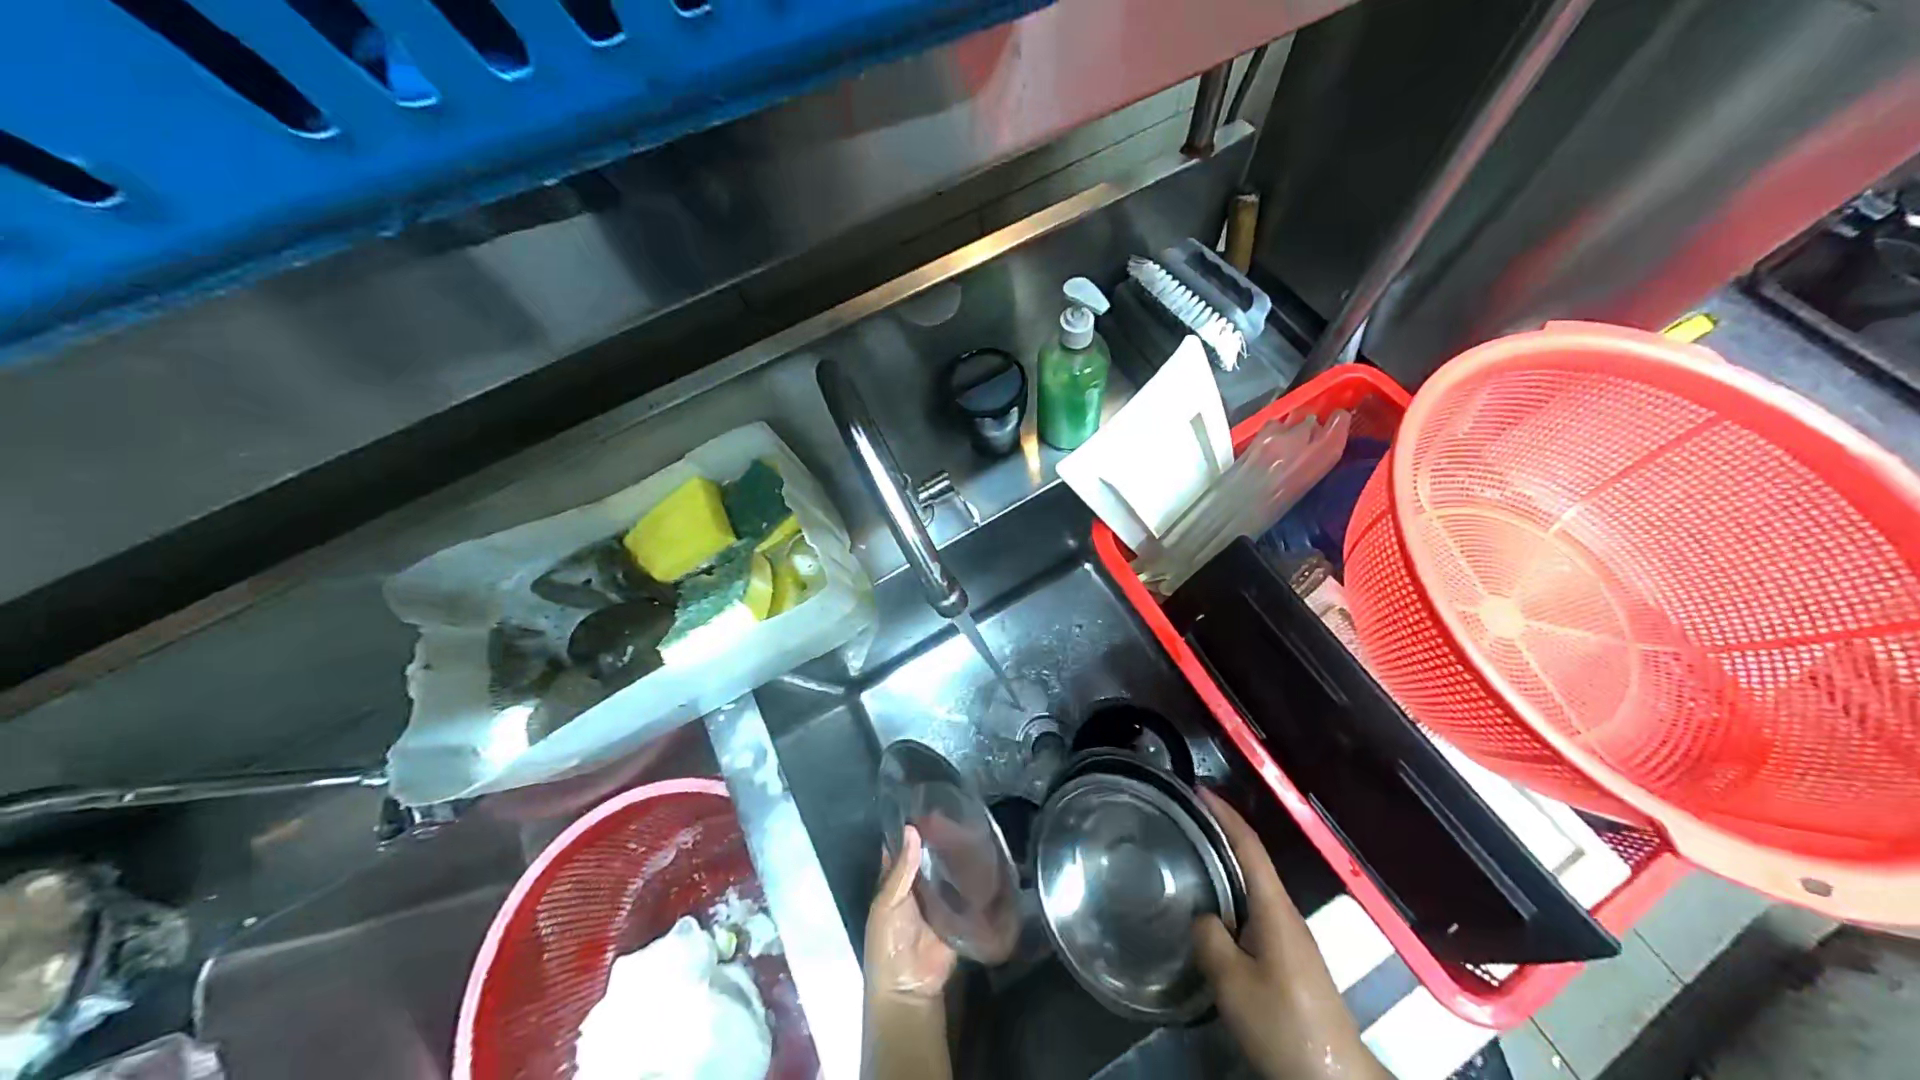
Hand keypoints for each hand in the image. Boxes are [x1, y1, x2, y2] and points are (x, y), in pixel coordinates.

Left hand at [862, 826, 956, 1079]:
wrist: (909, 987)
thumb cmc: (888, 943)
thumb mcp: (887, 903)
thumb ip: (901, 870)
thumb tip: (912, 829)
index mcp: (895, 879)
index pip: (904, 846)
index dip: (913, 826)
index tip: (930, 802)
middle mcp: (918, 884)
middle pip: (930, 855)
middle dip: (941, 838)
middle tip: (961, 812)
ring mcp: (939, 898)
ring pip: (949, 870)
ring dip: (959, 855)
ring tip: (977, 828)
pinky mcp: (958, 912)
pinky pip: (967, 892)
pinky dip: (975, 878)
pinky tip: (988, 859)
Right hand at [1191, 789, 1389, 1079]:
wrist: (1334, 1078)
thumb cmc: (1283, 1023)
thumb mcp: (1232, 983)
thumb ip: (1210, 939)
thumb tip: (1203, 917)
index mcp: (1275, 910)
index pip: (1250, 846)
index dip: (1225, 814)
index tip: (1198, 790)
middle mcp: (1286, 916)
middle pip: (1253, 862)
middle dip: (1222, 834)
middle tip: (1184, 821)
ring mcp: (1291, 939)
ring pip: (1253, 889)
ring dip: (1225, 866)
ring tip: (1190, 858)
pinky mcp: (1289, 961)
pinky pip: (1254, 913)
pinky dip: (1230, 897)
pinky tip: (1211, 912)